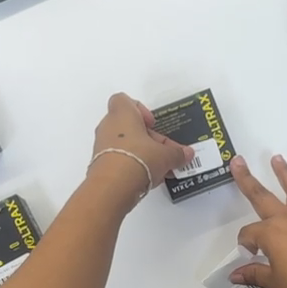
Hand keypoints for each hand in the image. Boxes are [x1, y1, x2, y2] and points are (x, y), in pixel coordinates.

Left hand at [90, 93, 193, 208]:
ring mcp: (101, 146)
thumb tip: (187, 154)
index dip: (139, 109)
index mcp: (122, 114)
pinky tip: (146, 178)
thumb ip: (177, 153)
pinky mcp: (99, 164)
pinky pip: (118, 159)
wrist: (114, 186)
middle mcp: (108, 126)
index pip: (123, 100)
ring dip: (140, 153)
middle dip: (147, 138)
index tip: (152, 124)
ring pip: (124, 144)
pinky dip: (131, 165)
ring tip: (158, 168)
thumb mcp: (166, 155)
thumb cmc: (139, 158)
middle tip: (163, 152)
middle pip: (129, 126)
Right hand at [229, 155, 286, 287]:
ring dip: (284, 173)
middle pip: (262, 196)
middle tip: (238, 162)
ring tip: (277, 158)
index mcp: (270, 233)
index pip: (249, 234)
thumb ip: (254, 274)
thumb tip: (235, 275)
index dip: (246, 245)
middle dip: (247, 179)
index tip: (250, 257)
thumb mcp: (274, 282)